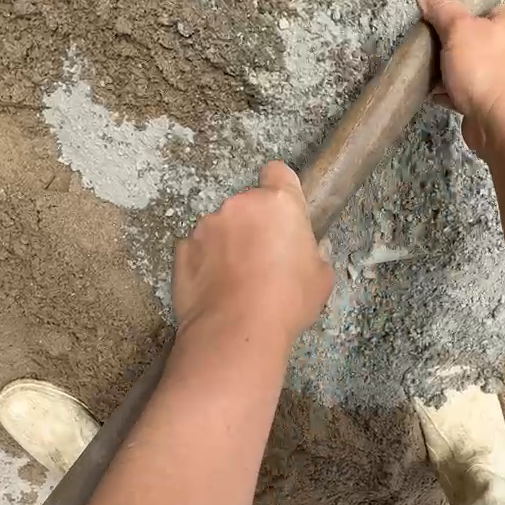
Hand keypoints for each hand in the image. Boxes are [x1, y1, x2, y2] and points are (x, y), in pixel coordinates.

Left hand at [173, 161, 332, 346]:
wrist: (236, 331)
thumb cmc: (286, 302)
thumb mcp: (321, 278)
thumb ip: (314, 253)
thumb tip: (310, 251)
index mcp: (278, 203)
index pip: (278, 173)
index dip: (281, 190)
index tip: (283, 213)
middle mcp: (239, 205)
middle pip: (248, 205)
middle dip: (254, 225)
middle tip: (265, 260)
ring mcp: (206, 226)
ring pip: (222, 227)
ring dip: (229, 244)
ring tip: (239, 280)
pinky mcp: (183, 249)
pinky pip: (199, 249)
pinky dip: (206, 262)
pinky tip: (218, 288)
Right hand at [417, 0, 504, 151]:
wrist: (502, 123)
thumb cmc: (485, 68)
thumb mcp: (458, 29)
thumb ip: (443, 9)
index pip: (481, 9)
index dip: (456, 15)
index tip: (433, 23)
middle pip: (472, 40)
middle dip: (447, 47)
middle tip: (426, 50)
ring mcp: (504, 77)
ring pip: (468, 68)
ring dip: (446, 73)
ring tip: (424, 74)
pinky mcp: (493, 103)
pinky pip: (466, 92)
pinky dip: (450, 93)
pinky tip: (432, 95)